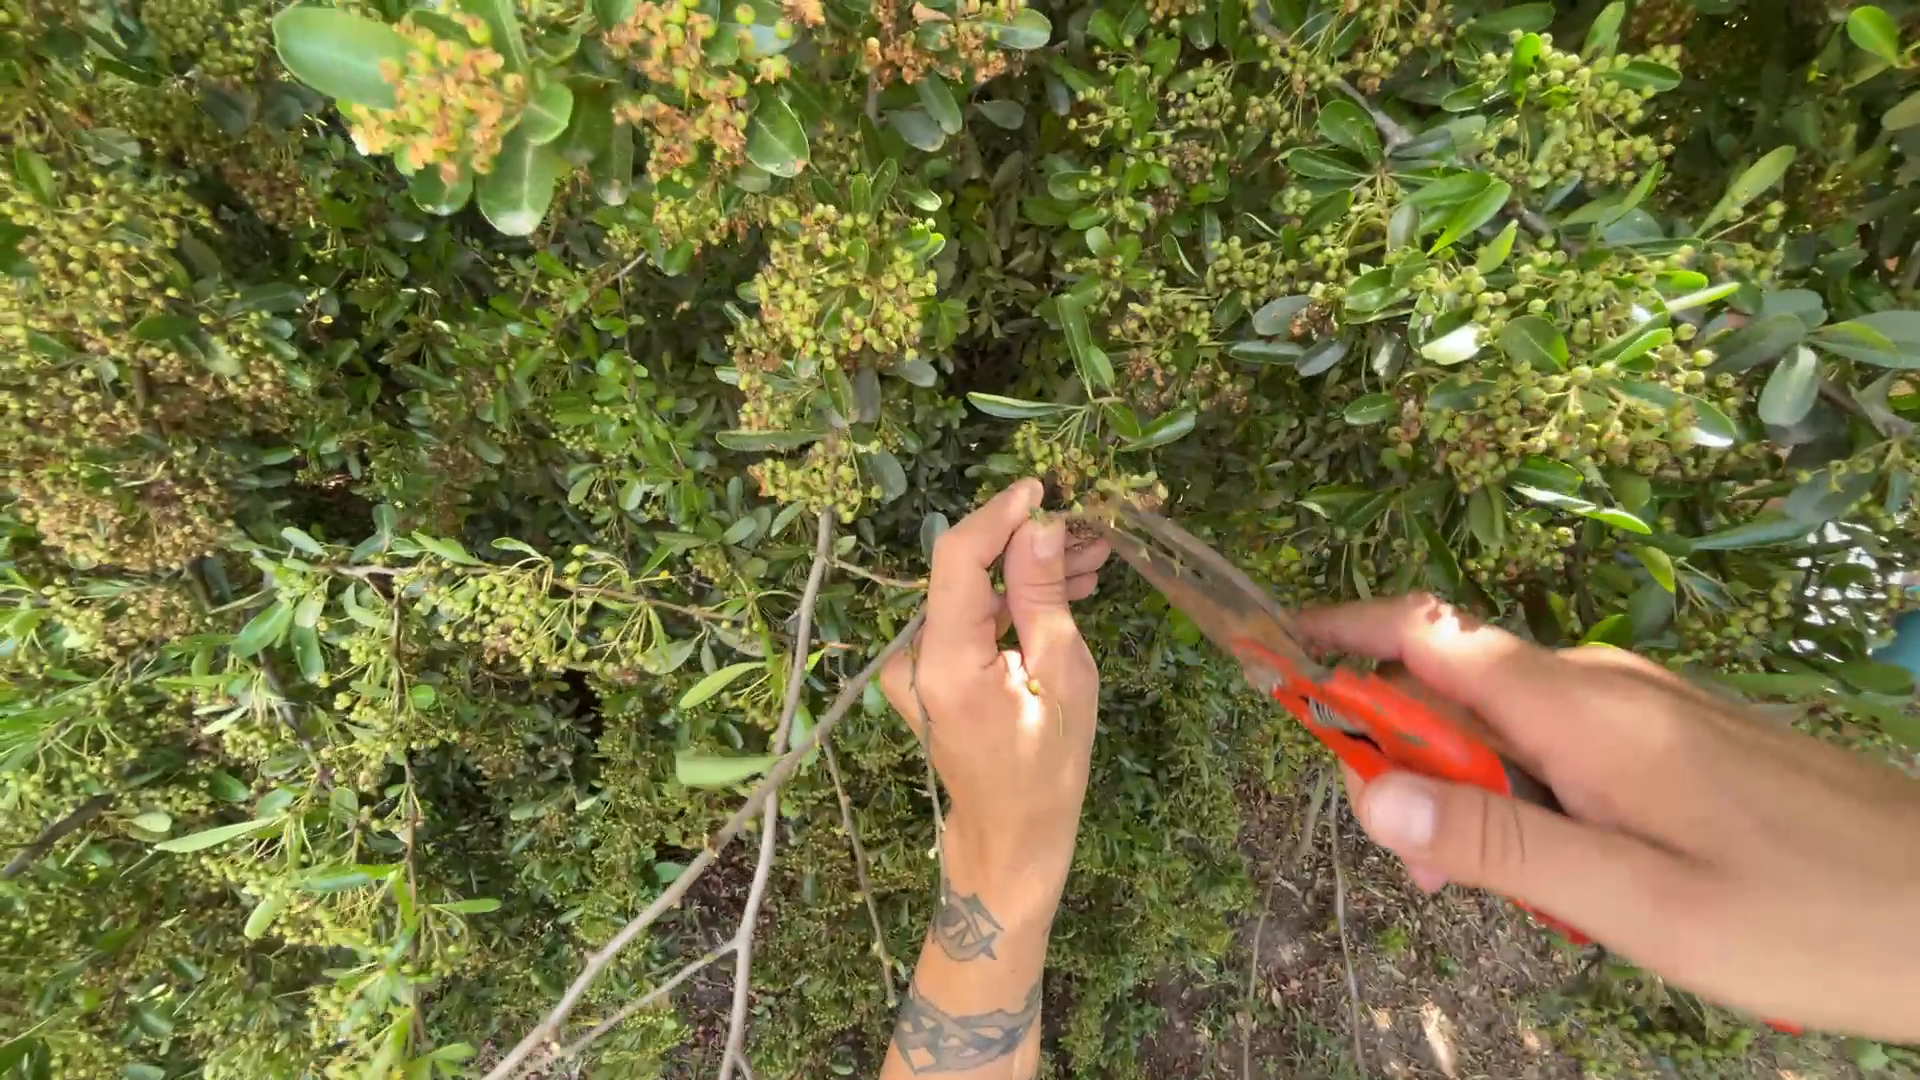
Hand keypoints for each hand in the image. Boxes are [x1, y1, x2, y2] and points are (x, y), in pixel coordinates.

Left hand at [879, 479, 1109, 886]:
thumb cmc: (1047, 768)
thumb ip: (1043, 594)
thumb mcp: (1064, 675)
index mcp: (945, 661)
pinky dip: (1009, 604)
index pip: (958, 557)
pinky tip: (1058, 592)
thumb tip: (1039, 524)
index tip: (1041, 488)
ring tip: (1089, 560)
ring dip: (1024, 573)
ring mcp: (914, 663)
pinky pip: (969, 618)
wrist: (1010, 832)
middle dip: (1024, 544)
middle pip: (965, 571)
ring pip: (972, 592)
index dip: (998, 515)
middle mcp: (914, 655)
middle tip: (1087, 531)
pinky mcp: (926, 668)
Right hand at [1299, 593, 1919, 1041]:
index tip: (1275, 648)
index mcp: (1569, 705)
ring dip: (1463, 788)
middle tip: (1416, 863)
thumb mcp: (1638, 904)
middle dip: (1404, 760)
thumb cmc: (1817, 916)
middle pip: (1447, 691)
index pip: (1423, 634)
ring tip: (1500, 886)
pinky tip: (1558, 862)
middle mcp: (1584, 682)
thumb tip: (1372, 799)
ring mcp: (1622, 703)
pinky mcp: (1652, 730)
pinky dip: (1514, 790)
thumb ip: (1495, 844)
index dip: (1340, 629)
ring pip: (1495, 724)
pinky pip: (1545, 740)